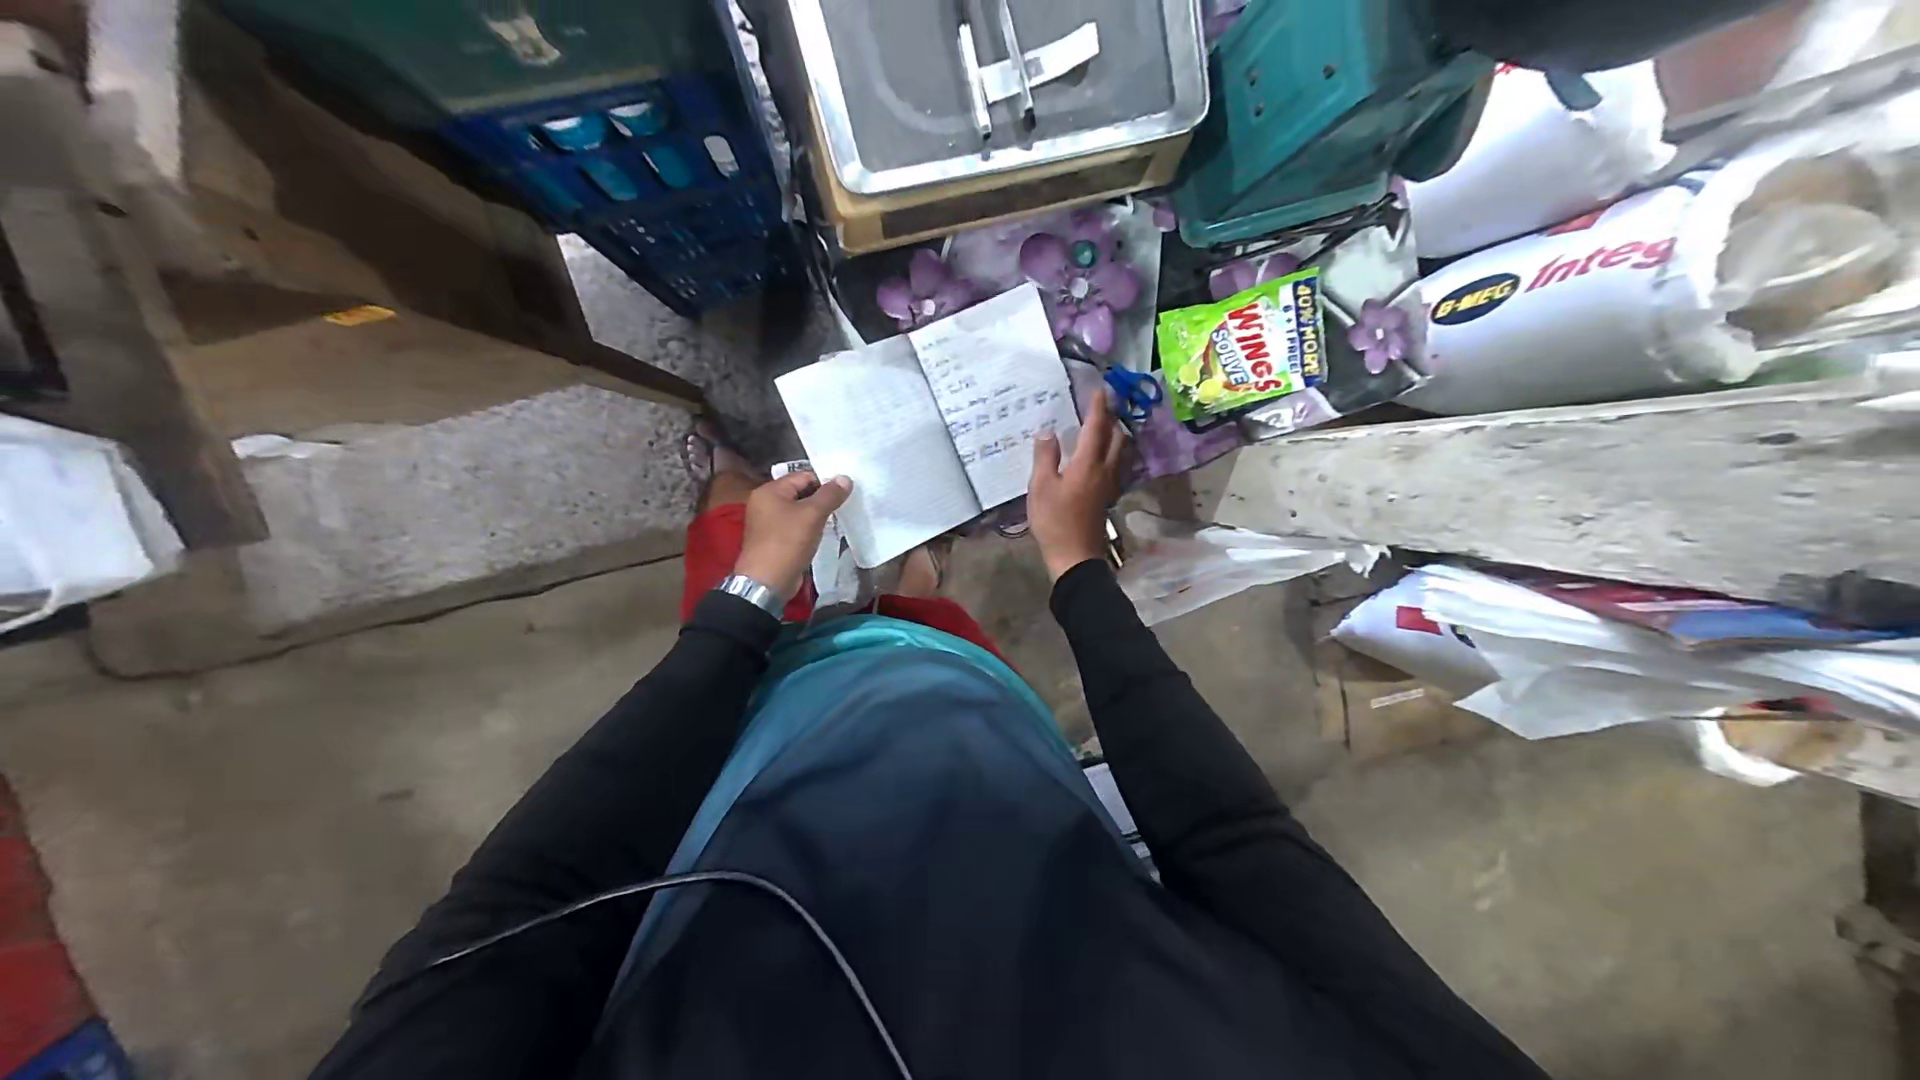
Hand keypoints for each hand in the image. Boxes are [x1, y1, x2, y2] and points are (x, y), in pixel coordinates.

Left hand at [733, 471, 852, 600]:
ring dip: (817, 513)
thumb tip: (845, 478)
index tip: (845, 490)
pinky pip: (795, 525)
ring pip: (799, 510)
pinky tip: (824, 531)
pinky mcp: (774, 539)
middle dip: (822, 497)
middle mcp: (765, 502)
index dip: (825, 481)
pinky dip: (809, 526)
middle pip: (800, 492)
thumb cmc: (787, 542)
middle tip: (845, 502)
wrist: (767, 582)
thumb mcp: (812, 515)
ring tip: (838, 517)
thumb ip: (830, 495)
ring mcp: (768, 522)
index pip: (802, 476)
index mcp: (769, 491)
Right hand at [1028, 391, 1126, 581]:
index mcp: (1088, 463)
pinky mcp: (1108, 496)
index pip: (1096, 426)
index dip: (1097, 407)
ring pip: (1119, 451)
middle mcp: (1105, 469)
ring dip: (1114, 434)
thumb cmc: (1055, 521)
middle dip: (1110, 418)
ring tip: (1101, 427)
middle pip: (1116, 436)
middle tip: (1099, 407)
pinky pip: (1116, 465)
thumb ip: (1045, 456)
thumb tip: (1048, 432)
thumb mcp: (1041, 487)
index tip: (1098, 389)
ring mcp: (1110, 484)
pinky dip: (1111, 452)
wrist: (1075, 556)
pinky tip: (1099, 456)